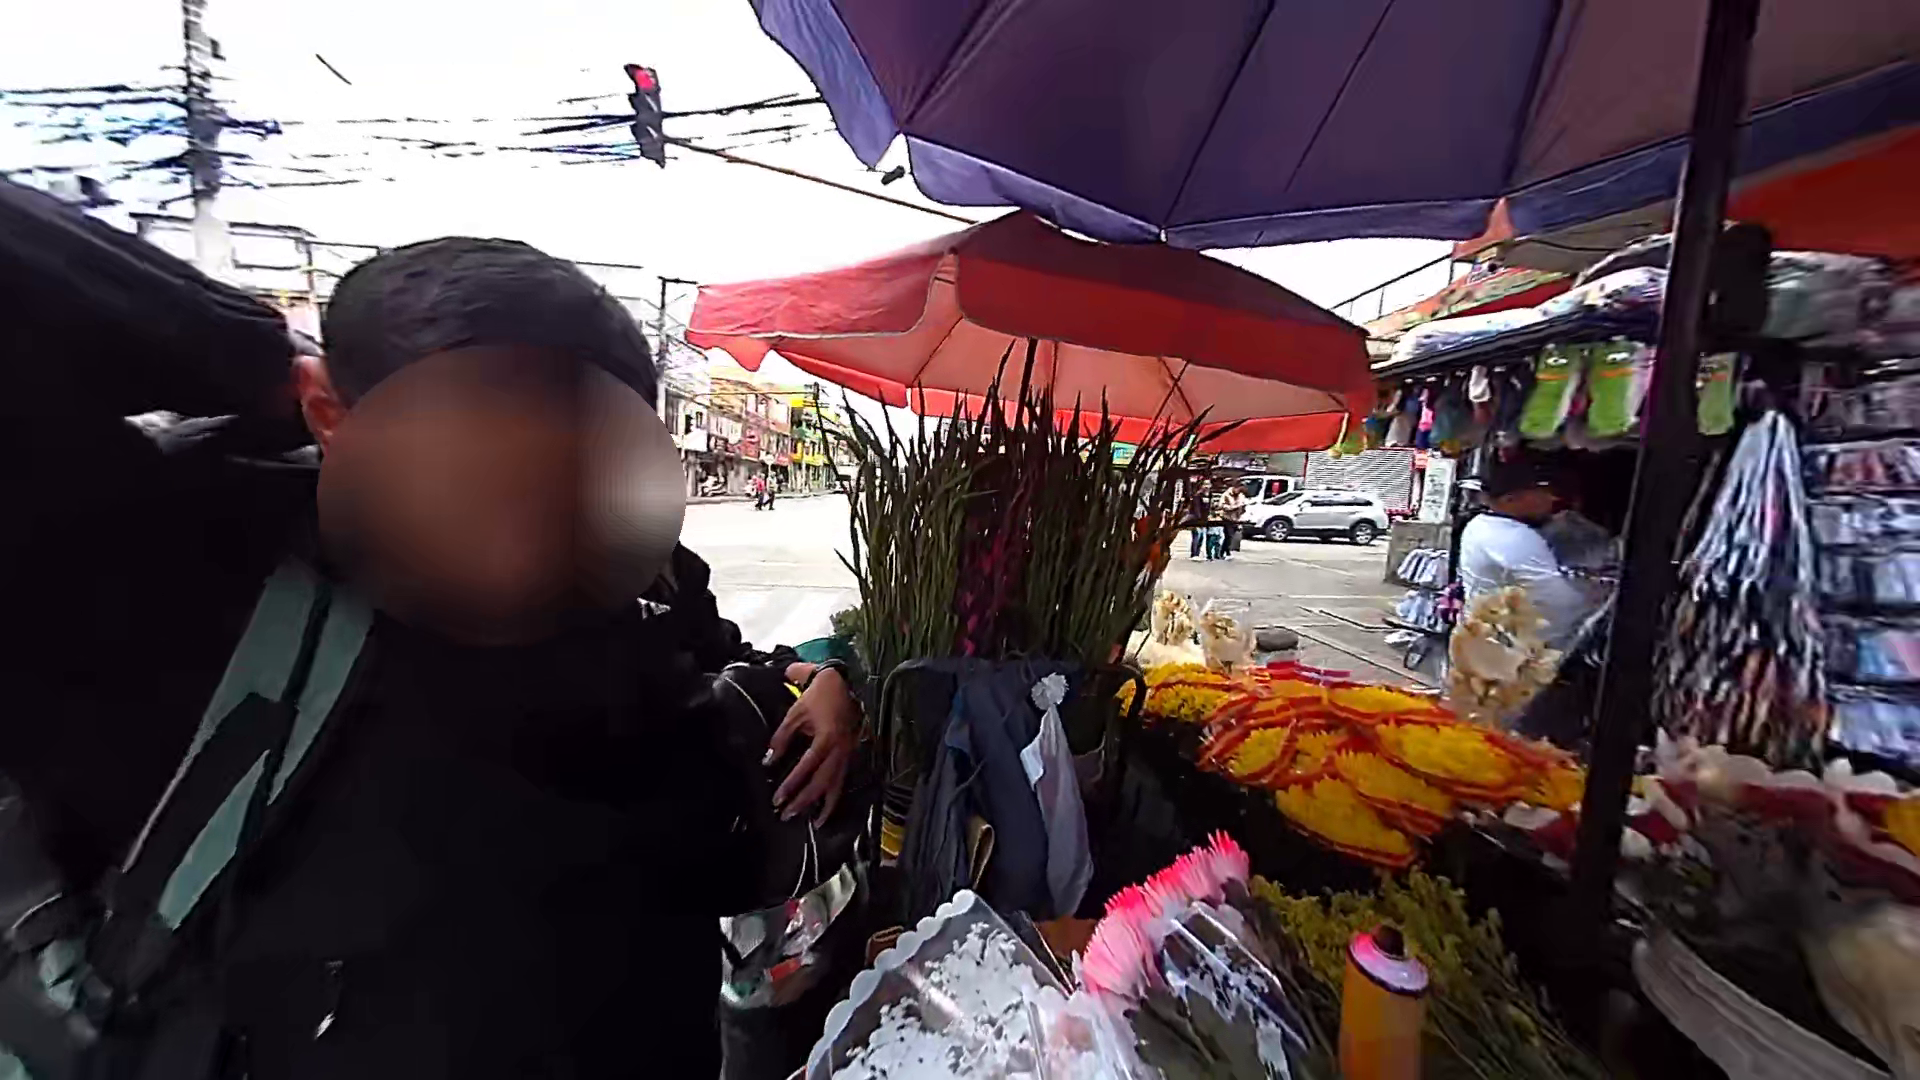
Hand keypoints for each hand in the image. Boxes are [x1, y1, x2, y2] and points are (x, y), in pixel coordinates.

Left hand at [767, 665, 857, 823]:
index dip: (792, 784)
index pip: (807, 766)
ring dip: (825, 804)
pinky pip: (844, 776)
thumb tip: (768, 759)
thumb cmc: (818, 693)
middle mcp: (841, 748)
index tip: (777, 798)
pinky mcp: (851, 750)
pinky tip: (829, 805)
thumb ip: (781, 738)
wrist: (844, 679)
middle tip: (787, 815)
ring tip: (816, 823)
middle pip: (823, 781)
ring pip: (838, 783)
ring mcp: (849, 750)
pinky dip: (836, 793)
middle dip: (805, 800)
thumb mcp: (795, 713)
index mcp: (827, 737)